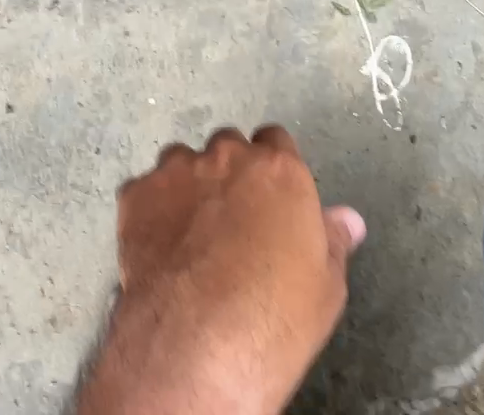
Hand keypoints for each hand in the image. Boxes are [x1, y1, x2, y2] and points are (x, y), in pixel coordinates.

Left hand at [79, 126, 364, 414]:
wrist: (195, 342)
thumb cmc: (272, 319)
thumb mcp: (325, 287)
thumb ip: (332, 239)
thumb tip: (347, 219)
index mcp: (278, 170)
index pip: (275, 141)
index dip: (272, 166)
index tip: (270, 193)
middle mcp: (226, 157)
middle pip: (227, 147)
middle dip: (228, 172)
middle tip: (231, 219)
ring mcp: (175, 172)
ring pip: (181, 162)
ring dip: (187, 185)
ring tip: (190, 233)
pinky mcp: (136, 194)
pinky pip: (144, 190)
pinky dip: (150, 210)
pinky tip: (159, 247)